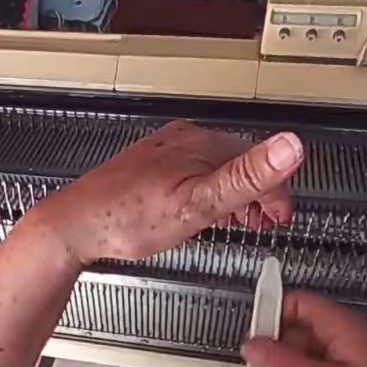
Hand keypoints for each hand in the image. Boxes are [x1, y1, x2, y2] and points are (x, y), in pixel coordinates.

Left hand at [25, 120, 302, 264]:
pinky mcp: (151, 167)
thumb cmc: (127, 218)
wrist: (76, 225)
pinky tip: (202, 209)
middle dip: (258, 193)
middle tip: (266, 221)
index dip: (277, 193)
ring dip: (235, 194)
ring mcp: (165, 153)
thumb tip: (290, 146)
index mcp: (200, 145)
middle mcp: (183, 141)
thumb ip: (247, 177)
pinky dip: (209, 192)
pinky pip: (192, 173)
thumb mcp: (198, 203)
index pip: (258, 160)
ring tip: (240, 220)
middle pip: (239, 161)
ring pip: (215, 168)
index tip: (281, 217)